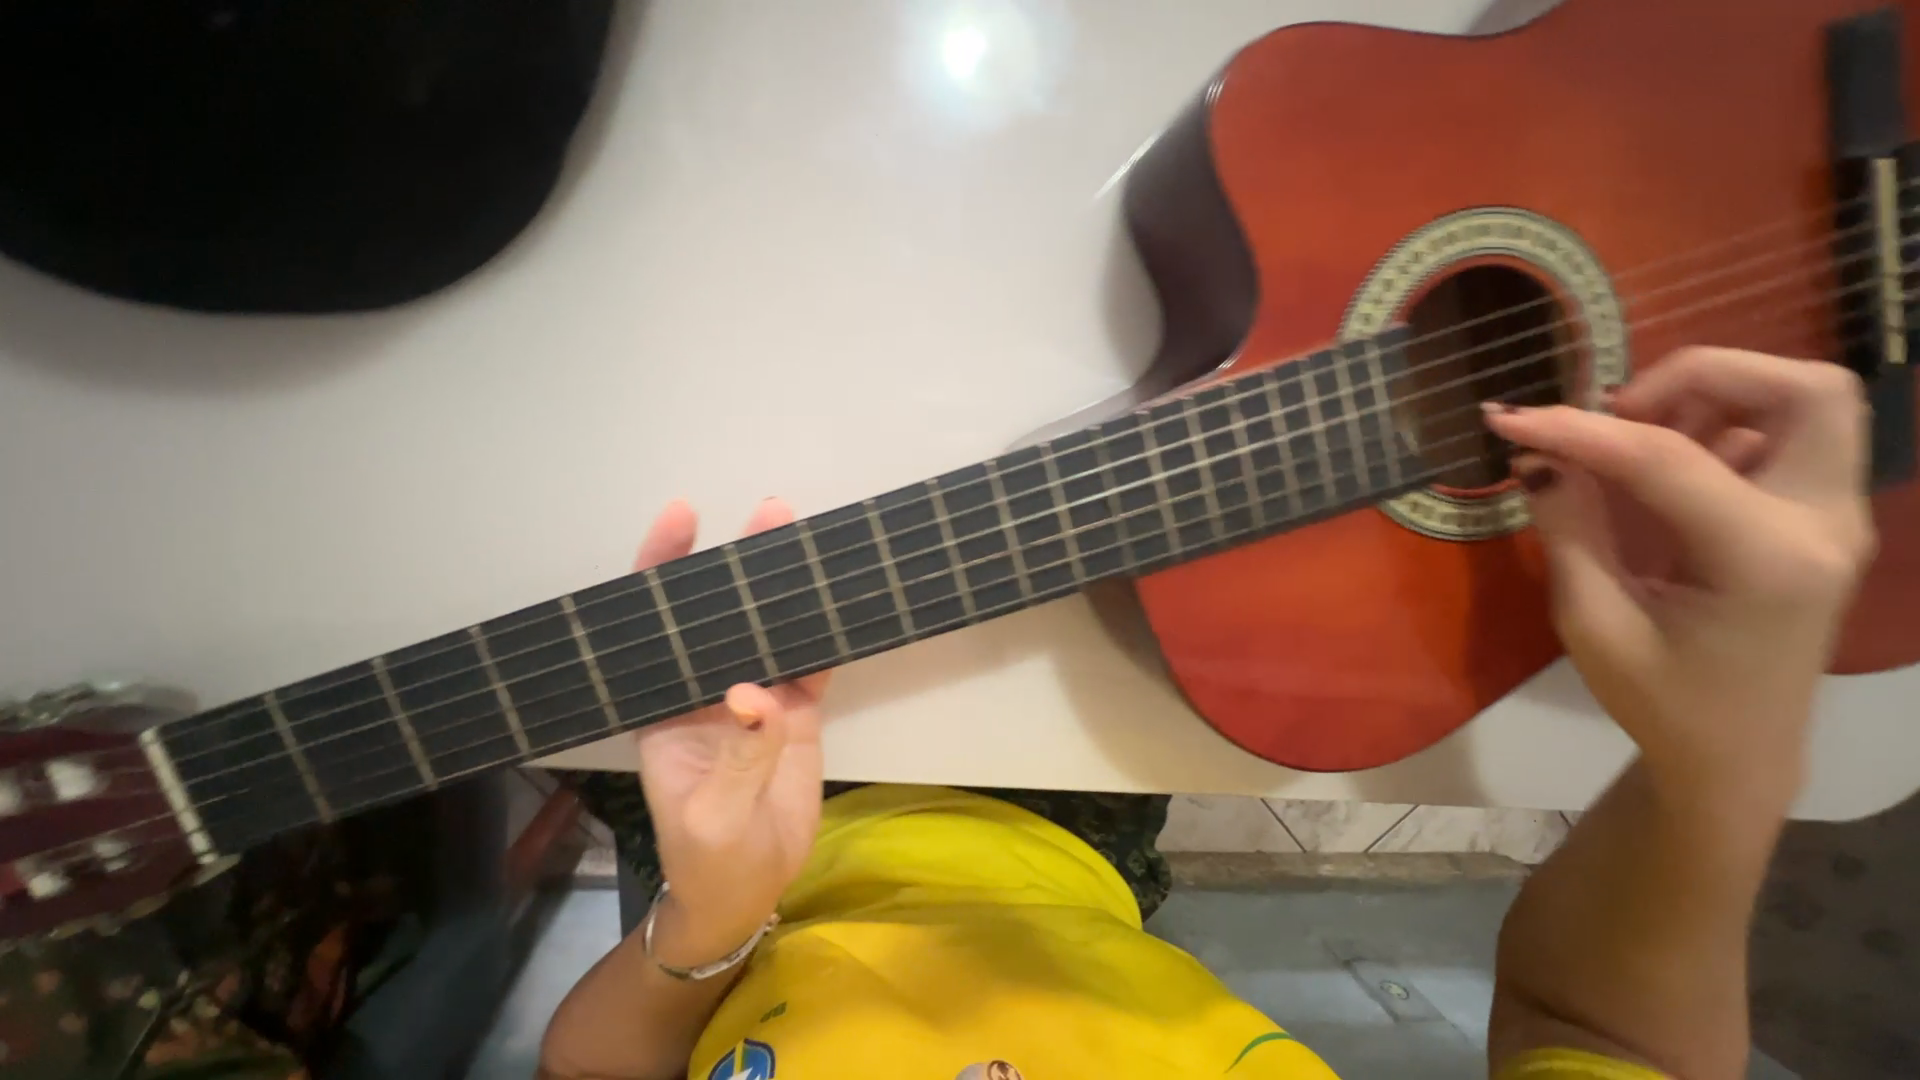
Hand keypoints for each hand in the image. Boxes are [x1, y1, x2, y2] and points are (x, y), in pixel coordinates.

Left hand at [629, 497, 829, 967]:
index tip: (682, 516)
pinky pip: (810, 663)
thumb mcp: (713, 817)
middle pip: (721, 613)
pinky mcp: (796, 712)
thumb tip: (758, 695)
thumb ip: (738, 758)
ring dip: (787, 589)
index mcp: (665, 704)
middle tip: (770, 512)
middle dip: (739, 561)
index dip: (663, 568)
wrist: (747, 888)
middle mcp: (708, 688)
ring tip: (806, 539)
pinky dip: (824, 633)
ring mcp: (756, 698)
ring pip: (770, 630)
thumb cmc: (708, 857)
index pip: (659, 626)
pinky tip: (839, 599)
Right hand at [1485, 348, 1875, 800]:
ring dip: (1714, 396)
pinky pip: (1787, 436)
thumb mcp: (1590, 620)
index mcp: (1762, 558)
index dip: (1575, 429)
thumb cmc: (1658, 698)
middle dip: (1696, 377)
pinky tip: (1661, 465)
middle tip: (1616, 414)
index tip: (1506, 419)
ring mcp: (1833, 517)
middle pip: (1801, 389)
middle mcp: (1822, 522)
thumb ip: (1568, 528)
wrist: (1737, 753)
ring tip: (1632, 434)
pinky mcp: (1817, 519)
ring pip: (1808, 400)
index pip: (1664, 456)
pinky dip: (1722, 425)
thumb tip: (1535, 458)